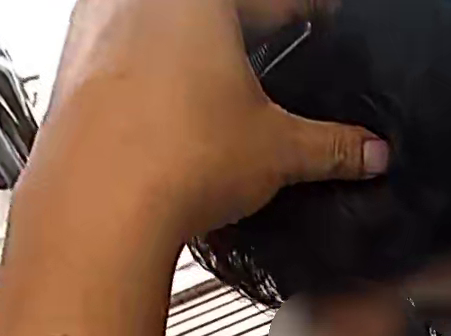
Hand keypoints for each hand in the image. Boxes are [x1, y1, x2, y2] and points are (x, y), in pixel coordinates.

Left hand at [29, 0, 387, 234]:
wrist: (100, 201)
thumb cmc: (177, 156)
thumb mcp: (278, 150)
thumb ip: (332, 146)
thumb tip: (372, 151)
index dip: (315, 16)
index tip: (331, 27)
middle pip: (221, 10)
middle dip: (259, 37)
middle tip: (286, 68)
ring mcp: (98, 21)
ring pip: (173, 28)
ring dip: (207, 56)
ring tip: (233, 100)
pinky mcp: (78, 63)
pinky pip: (136, 57)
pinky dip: (168, 79)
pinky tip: (185, 119)